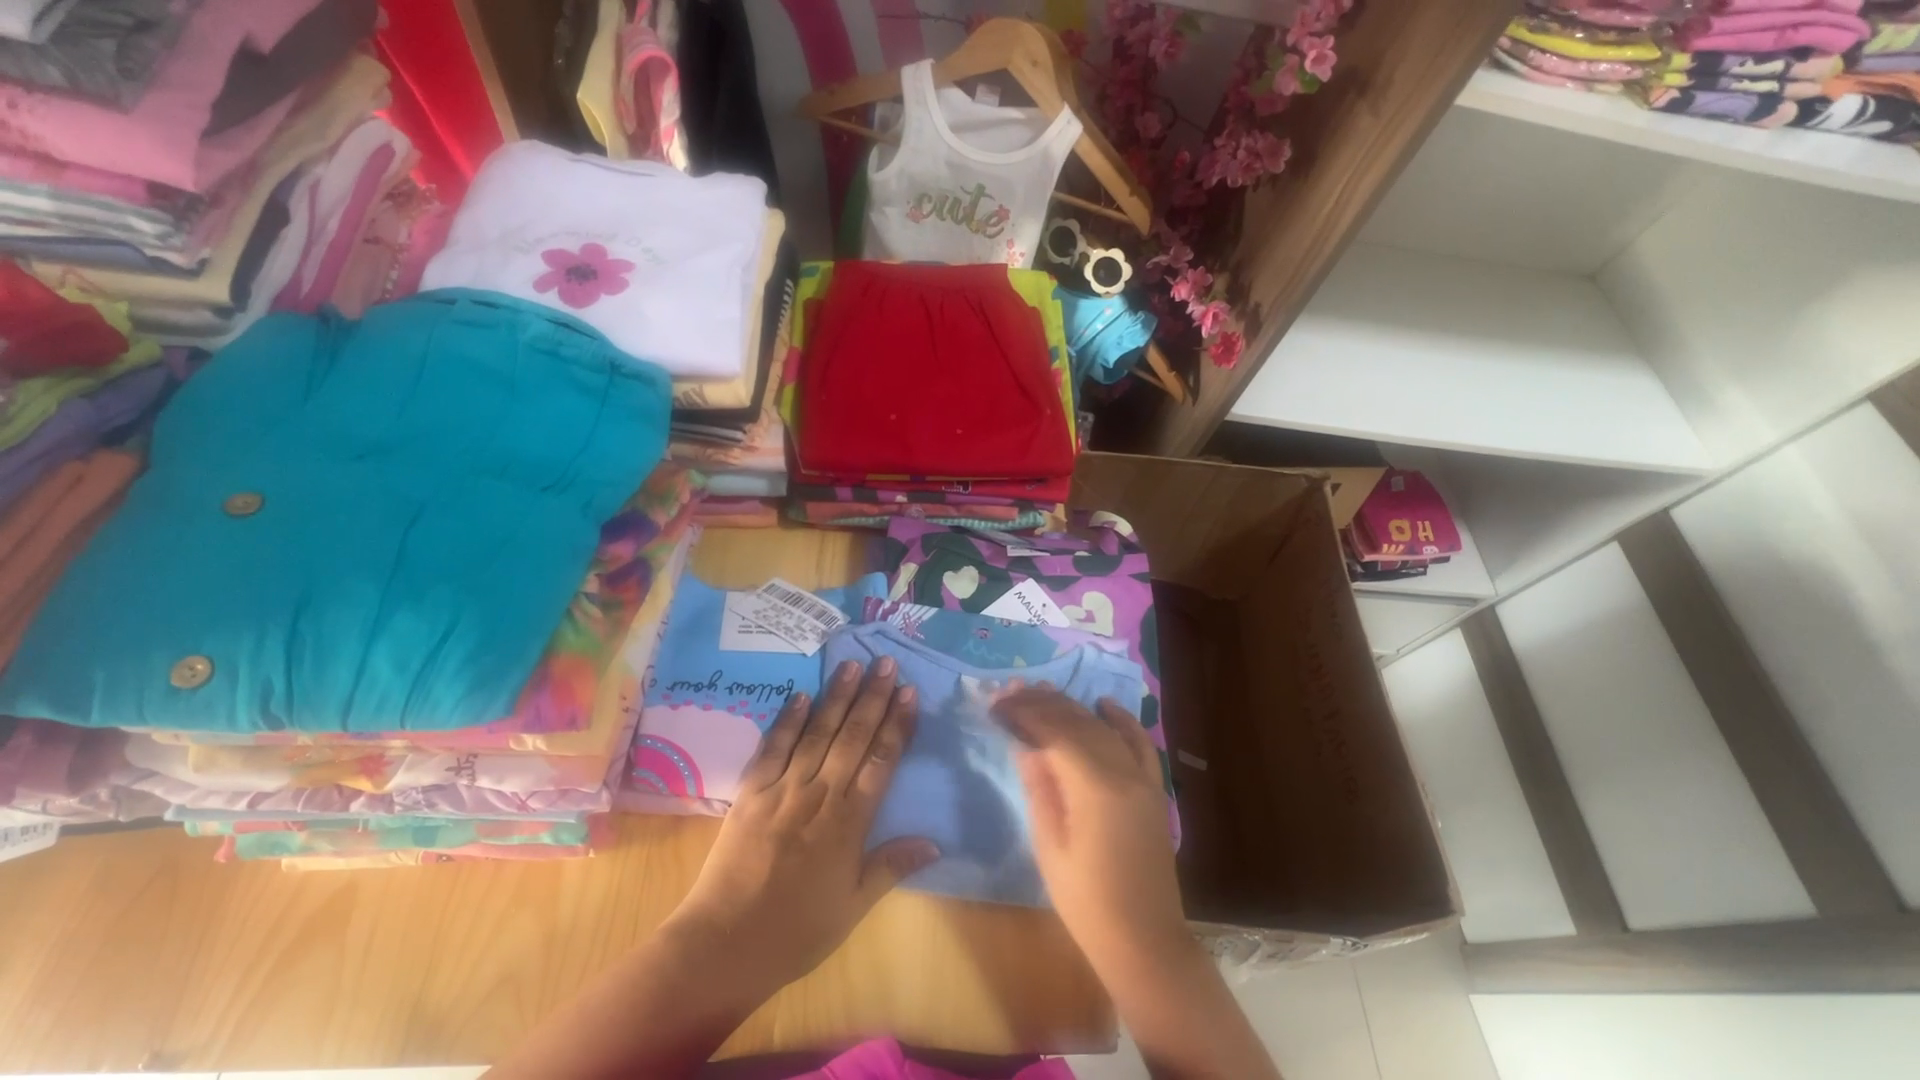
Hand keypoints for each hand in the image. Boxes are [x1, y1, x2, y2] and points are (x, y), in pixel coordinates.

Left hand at [665, 657, 940, 993]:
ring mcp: (782, 790)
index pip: (880, 761)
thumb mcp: (853, 906)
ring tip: (851, 665)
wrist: (726, 943)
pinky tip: (800, 696)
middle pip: (851, 736)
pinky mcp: (749, 794)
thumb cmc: (797, 931)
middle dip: (871, 697)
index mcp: (849, 823)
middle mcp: (819, 795)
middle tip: (885, 662)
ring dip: (835, 697)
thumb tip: (934, 841)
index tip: (908, 693)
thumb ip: (891, 867)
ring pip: (815, 733)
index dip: (897, 724)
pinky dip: (786, 720)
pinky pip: (772, 749)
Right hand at [993, 689, 1185, 972]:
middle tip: (1009, 692)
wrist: (1143, 939)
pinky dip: (1121, 721)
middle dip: (1042, 704)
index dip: (1024, 713)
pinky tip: (1103, 704)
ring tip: (1041, 691)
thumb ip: (1040, 788)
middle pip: (1079, 723)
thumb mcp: (1050, 845)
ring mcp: (1144, 780)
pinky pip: (1140, 744)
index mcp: (1095, 787)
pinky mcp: (1154, 791)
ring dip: (1073, 707)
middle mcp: (1124, 772)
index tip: (996, 703)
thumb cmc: (1086, 902)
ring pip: (1105, 728)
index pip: (1055, 732)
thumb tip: (1025, 745)